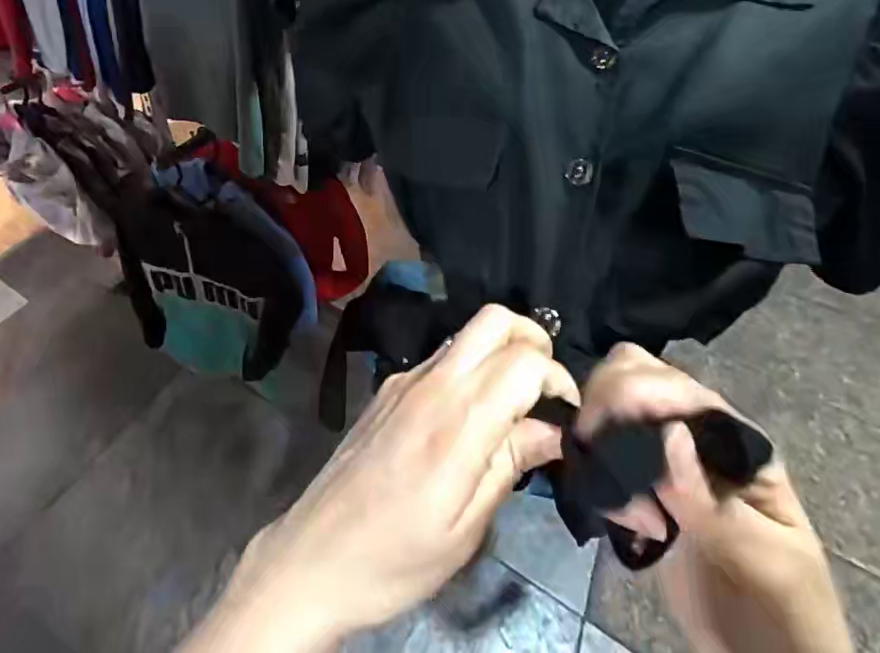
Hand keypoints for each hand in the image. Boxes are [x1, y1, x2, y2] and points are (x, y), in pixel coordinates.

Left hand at [184, 305, 579, 651]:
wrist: (312, 557)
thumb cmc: (395, 559)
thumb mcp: (465, 529)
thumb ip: (510, 464)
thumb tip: (554, 430)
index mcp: (457, 423)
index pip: (523, 361)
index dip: (558, 379)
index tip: (567, 417)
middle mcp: (431, 384)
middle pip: (494, 320)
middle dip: (533, 341)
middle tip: (545, 389)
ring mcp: (406, 379)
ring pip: (468, 332)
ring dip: (502, 349)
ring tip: (516, 400)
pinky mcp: (389, 386)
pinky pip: (442, 356)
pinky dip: (472, 365)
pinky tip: (473, 411)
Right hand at [578, 344, 852, 652]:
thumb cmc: (781, 610)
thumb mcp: (760, 559)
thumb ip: (709, 498)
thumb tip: (668, 430)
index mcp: (733, 438)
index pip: (677, 386)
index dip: (635, 391)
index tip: (600, 424)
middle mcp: (694, 434)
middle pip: (635, 376)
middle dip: (607, 403)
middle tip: (599, 453)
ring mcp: (664, 459)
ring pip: (611, 409)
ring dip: (599, 440)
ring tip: (631, 510)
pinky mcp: (639, 489)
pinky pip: (601, 454)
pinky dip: (594, 473)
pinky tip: (617, 517)